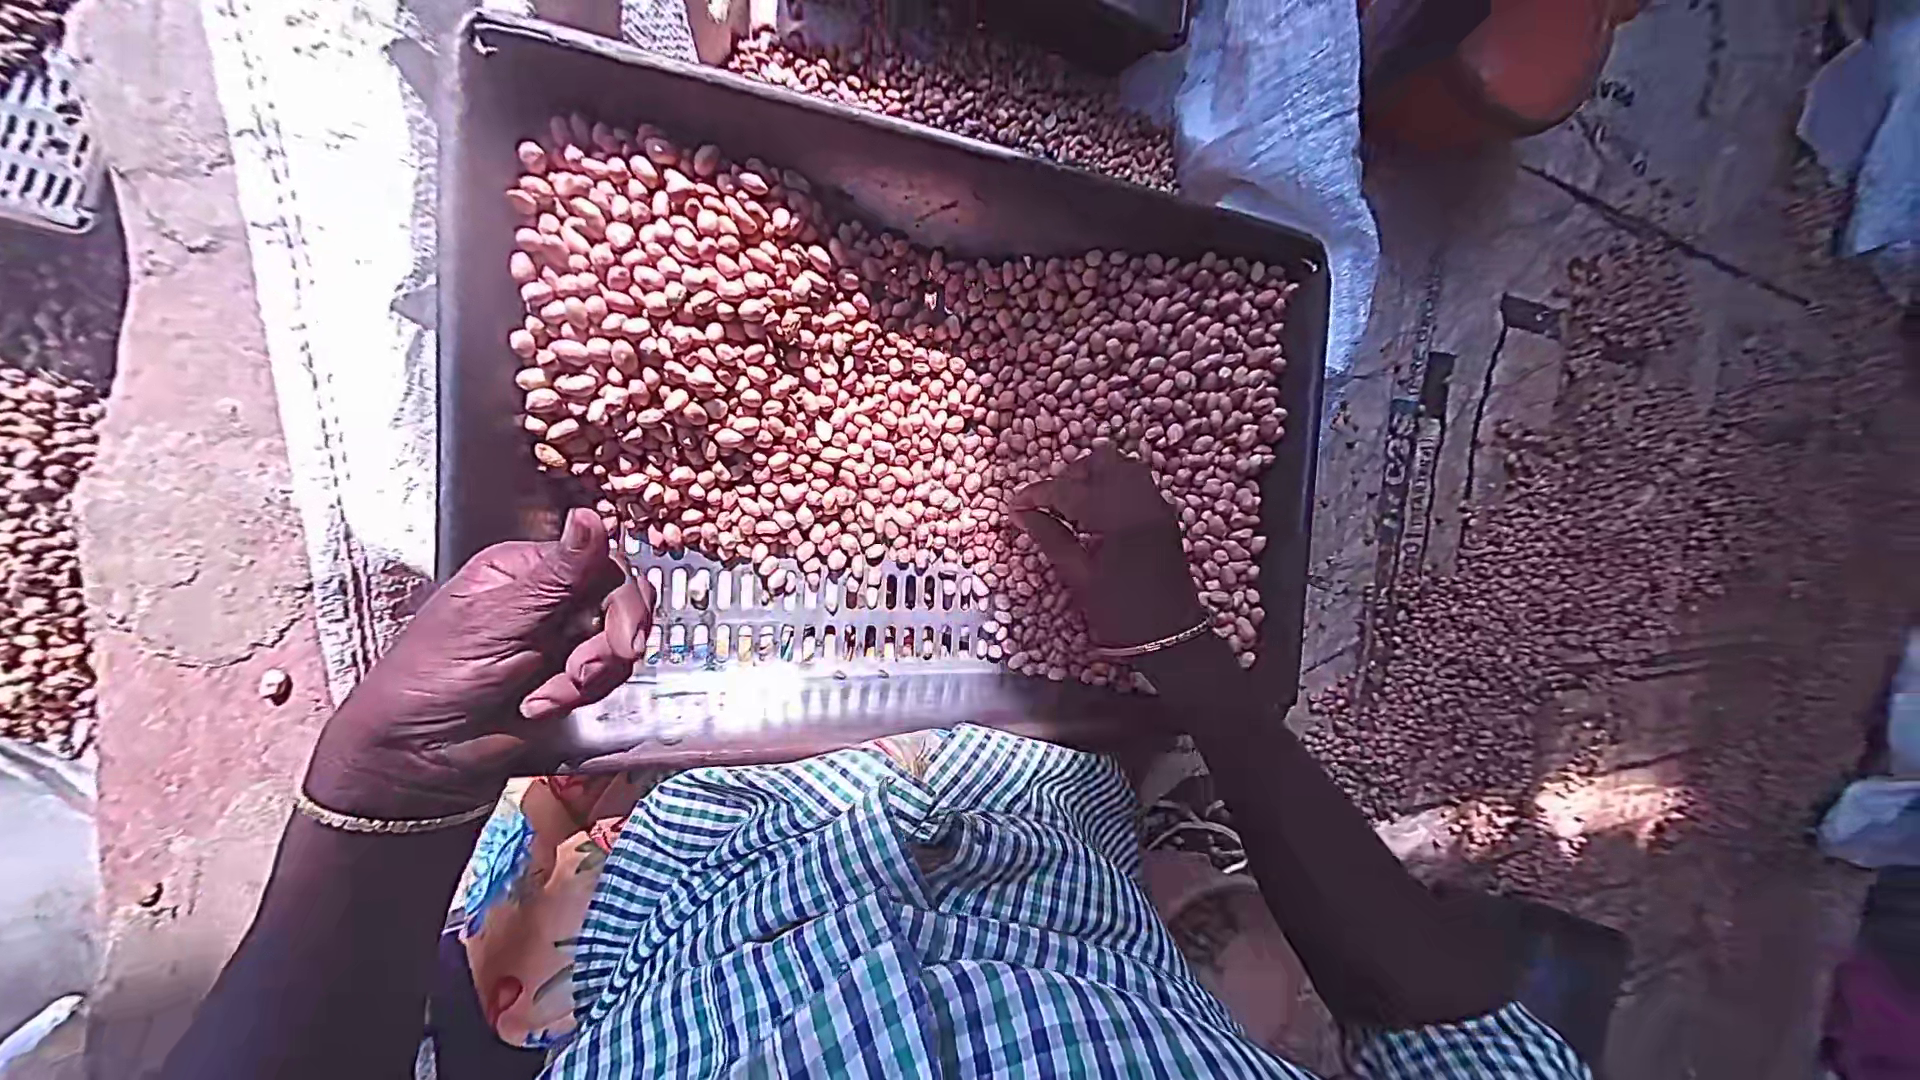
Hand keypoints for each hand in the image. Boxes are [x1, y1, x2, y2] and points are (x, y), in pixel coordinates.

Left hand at [303, 509, 653, 819]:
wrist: (418, 761)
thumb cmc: (432, 681)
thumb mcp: (496, 621)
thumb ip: (556, 574)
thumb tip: (588, 517)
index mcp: (529, 571)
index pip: (604, 566)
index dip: (622, 602)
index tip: (625, 638)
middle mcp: (553, 598)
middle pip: (622, 603)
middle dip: (610, 643)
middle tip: (585, 671)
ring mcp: (566, 637)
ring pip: (621, 641)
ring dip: (594, 674)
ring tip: (550, 694)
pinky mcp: (574, 673)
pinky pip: (611, 674)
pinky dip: (584, 693)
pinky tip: (542, 704)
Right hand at [1009, 445, 1206, 649]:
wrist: (1170, 638)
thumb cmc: (1120, 614)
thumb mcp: (1078, 576)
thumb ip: (1050, 537)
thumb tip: (1021, 513)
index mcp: (1119, 518)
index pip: (1069, 490)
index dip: (1037, 494)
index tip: (1015, 506)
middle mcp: (1143, 501)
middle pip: (1102, 461)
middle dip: (1070, 477)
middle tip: (1049, 505)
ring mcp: (1158, 505)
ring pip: (1121, 467)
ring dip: (1092, 479)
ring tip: (1071, 509)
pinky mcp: (1164, 515)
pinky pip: (1135, 484)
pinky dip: (1111, 488)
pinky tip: (1095, 517)